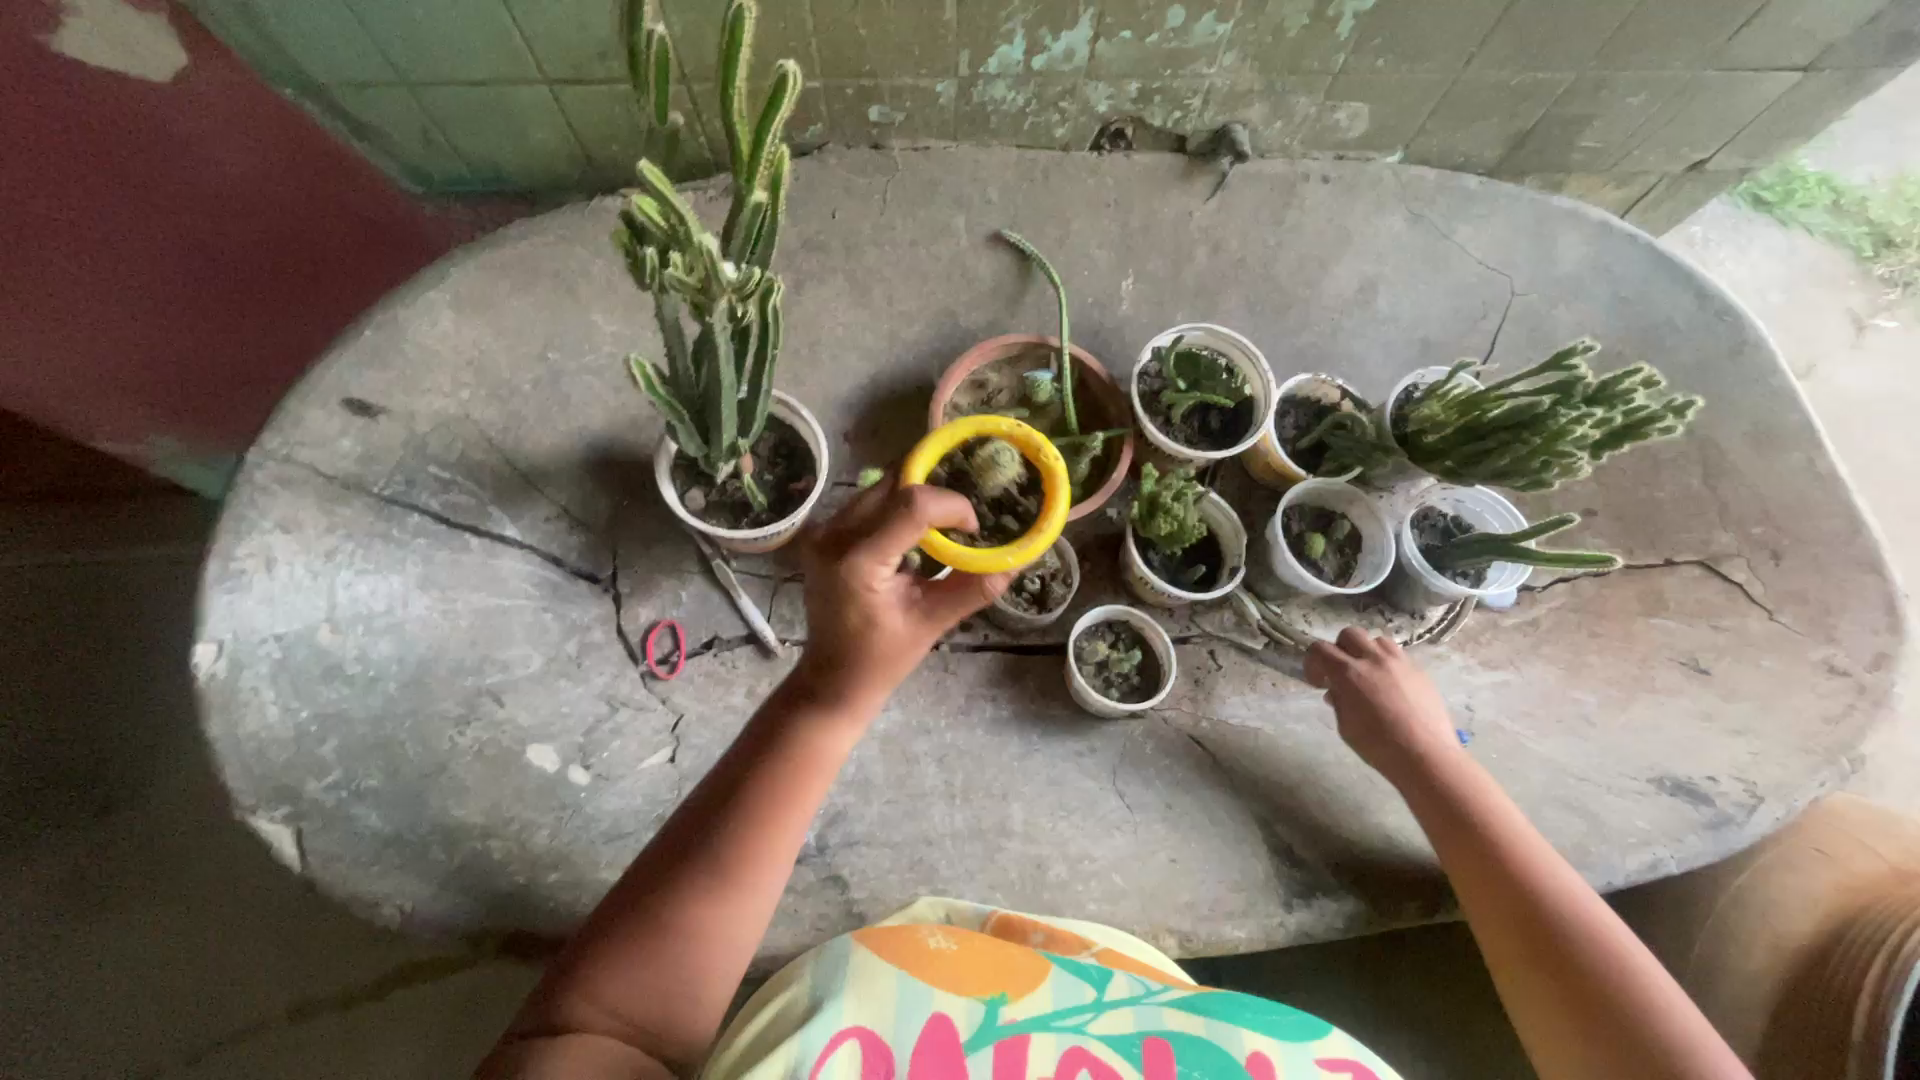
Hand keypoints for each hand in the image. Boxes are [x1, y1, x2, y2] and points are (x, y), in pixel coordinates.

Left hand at [790, 481, 1012, 711]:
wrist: (832, 677)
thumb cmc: (882, 658)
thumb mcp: (932, 623)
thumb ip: (973, 588)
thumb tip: (1016, 562)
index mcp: (859, 562)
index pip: (913, 506)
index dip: (952, 506)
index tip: (972, 528)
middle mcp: (833, 536)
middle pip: (895, 485)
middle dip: (935, 497)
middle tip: (959, 523)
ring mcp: (823, 532)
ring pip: (880, 487)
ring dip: (915, 499)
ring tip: (940, 529)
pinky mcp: (822, 533)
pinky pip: (867, 502)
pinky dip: (896, 508)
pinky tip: (913, 535)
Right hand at [1304, 627, 1459, 784]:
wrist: (1425, 756)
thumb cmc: (1378, 746)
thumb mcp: (1345, 726)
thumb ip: (1339, 701)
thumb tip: (1337, 691)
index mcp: (1348, 674)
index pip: (1320, 649)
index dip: (1313, 662)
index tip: (1318, 681)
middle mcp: (1373, 660)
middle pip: (1349, 634)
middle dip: (1340, 650)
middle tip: (1342, 672)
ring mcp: (1400, 663)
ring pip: (1377, 640)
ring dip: (1367, 652)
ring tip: (1369, 674)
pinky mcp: (1419, 671)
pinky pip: (1398, 656)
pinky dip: (1388, 663)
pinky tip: (1390, 686)